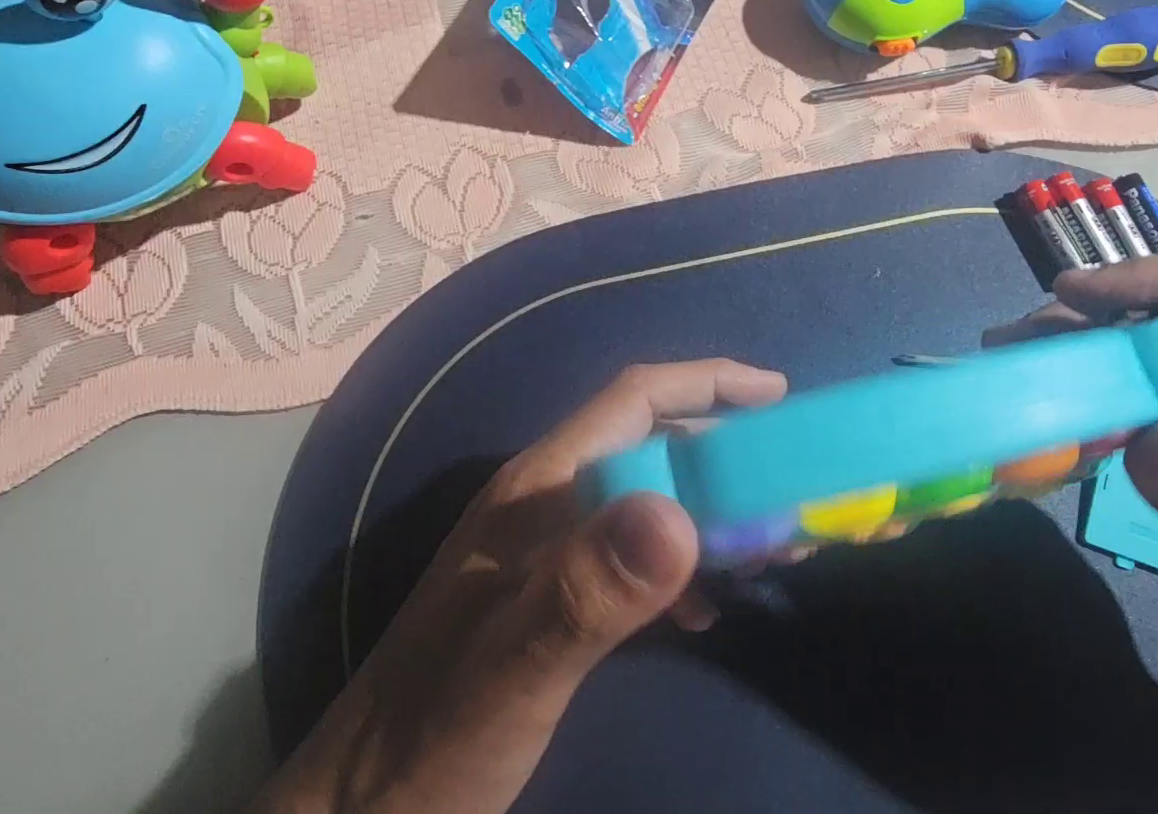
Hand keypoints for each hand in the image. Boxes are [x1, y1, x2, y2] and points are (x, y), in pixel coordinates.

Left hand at [251, 359, 787, 813]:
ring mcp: (548, 551)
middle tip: (793, 486)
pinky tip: (705, 609)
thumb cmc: (435, 734)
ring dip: (713, 513)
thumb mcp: (515, 670)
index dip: (706, 384)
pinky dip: (683, 567)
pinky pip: (635, 556)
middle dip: (726, 453)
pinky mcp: (553, 596)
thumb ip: (587, 593)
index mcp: (536, 492)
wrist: (364, 805)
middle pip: (649, 445)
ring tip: (772, 545)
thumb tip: (678, 515)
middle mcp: (545, 505)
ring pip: (649, 500)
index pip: (632, 403)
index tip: (779, 396)